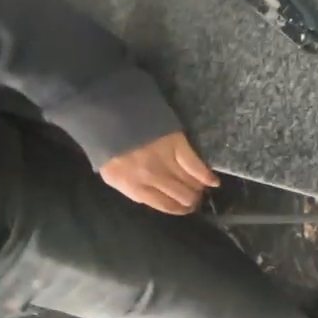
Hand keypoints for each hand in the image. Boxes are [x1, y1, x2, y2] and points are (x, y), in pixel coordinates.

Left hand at [98, 133, 219, 213]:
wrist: (104, 109)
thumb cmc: (107, 143)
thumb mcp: (113, 173)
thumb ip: (137, 188)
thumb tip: (162, 197)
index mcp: (132, 186)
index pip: (166, 206)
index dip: (180, 208)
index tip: (186, 207)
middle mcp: (150, 177)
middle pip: (184, 197)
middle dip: (192, 199)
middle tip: (195, 195)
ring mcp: (165, 162)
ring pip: (193, 184)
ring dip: (198, 187)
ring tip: (200, 186)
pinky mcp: (177, 146)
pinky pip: (197, 168)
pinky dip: (207, 176)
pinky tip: (213, 181)